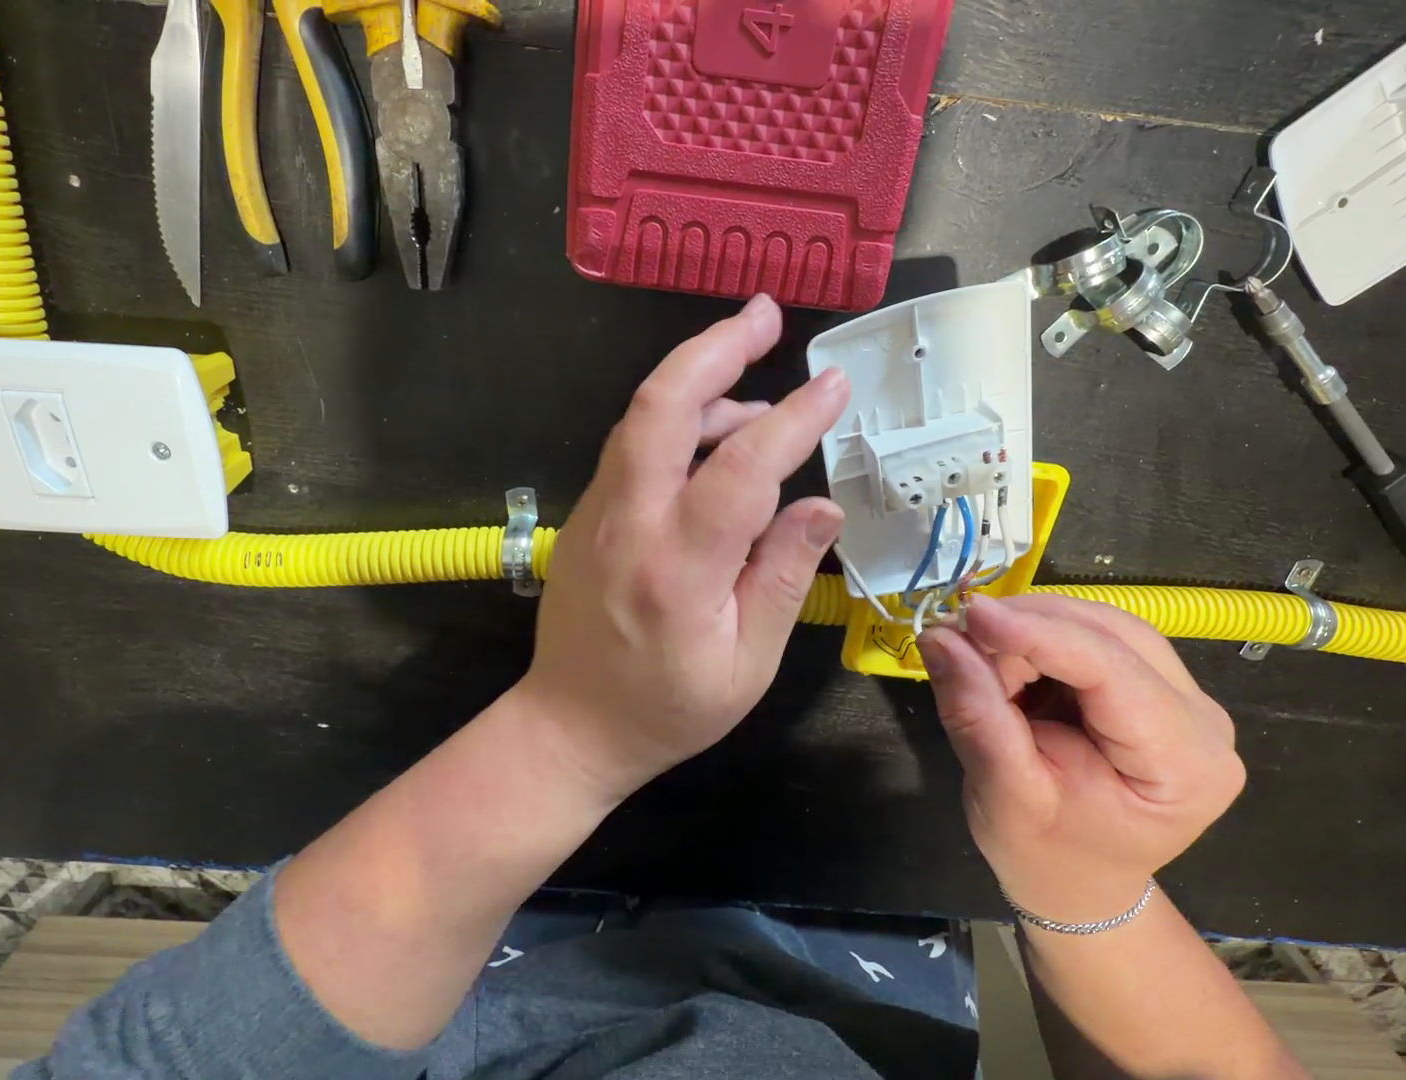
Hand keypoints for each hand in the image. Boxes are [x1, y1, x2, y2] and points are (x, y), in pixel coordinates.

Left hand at [517, 295, 850, 799]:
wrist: (570, 727)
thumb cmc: (668, 708)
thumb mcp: (746, 665)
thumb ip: (783, 578)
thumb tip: (822, 504)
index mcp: (677, 570)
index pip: (741, 470)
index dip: (793, 419)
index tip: (834, 386)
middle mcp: (628, 524)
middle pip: (660, 407)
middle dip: (714, 348)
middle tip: (764, 315)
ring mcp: (597, 513)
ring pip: (641, 418)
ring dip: (698, 384)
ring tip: (761, 400)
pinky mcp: (587, 514)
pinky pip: (632, 446)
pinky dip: (675, 420)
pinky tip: (715, 436)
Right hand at [918, 594, 1244, 924]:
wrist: (1077, 884)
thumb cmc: (1046, 855)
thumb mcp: (1003, 795)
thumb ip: (977, 715)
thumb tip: (939, 637)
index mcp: (1183, 763)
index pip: (1111, 669)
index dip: (1038, 634)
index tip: (969, 613)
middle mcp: (1202, 720)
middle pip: (1113, 634)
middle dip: (1030, 624)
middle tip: (959, 634)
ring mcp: (1183, 700)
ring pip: (1103, 626)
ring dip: (1032, 627)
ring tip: (977, 653)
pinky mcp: (1154, 689)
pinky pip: (1095, 638)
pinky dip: (1040, 638)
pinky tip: (1005, 660)